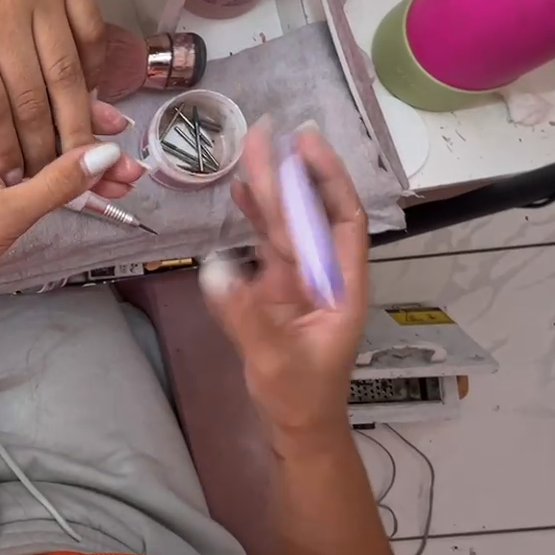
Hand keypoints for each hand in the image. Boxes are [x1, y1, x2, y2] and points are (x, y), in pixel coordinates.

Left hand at [0, 0, 138, 198]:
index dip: (6, 147)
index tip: (13, 175)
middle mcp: (7, 17)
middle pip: (34, 99)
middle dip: (44, 147)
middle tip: (50, 176)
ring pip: (70, 74)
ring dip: (78, 121)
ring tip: (81, 154)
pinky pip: (92, 35)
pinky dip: (97, 70)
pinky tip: (93, 97)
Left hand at [0, 123, 123, 330]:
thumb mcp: (10, 212)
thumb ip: (59, 182)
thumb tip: (109, 153)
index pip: (38, 108)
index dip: (83, 118)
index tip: (122, 129)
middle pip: (48, 132)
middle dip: (92, 151)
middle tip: (133, 169)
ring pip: (49, 158)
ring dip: (86, 171)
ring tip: (127, 184)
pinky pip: (40, 177)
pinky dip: (68, 185)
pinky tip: (102, 191)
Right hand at [200, 120, 370, 439]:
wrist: (297, 422)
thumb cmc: (299, 395)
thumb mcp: (275, 359)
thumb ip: (245, 316)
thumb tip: (213, 271)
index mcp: (339, 285)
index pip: (340, 220)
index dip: (326, 179)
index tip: (305, 144)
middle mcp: (321, 274)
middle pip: (306, 214)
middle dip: (287, 173)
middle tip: (265, 131)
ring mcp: (296, 280)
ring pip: (283, 225)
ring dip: (267, 190)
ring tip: (249, 150)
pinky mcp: (273, 290)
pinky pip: (263, 246)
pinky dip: (252, 219)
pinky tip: (239, 194)